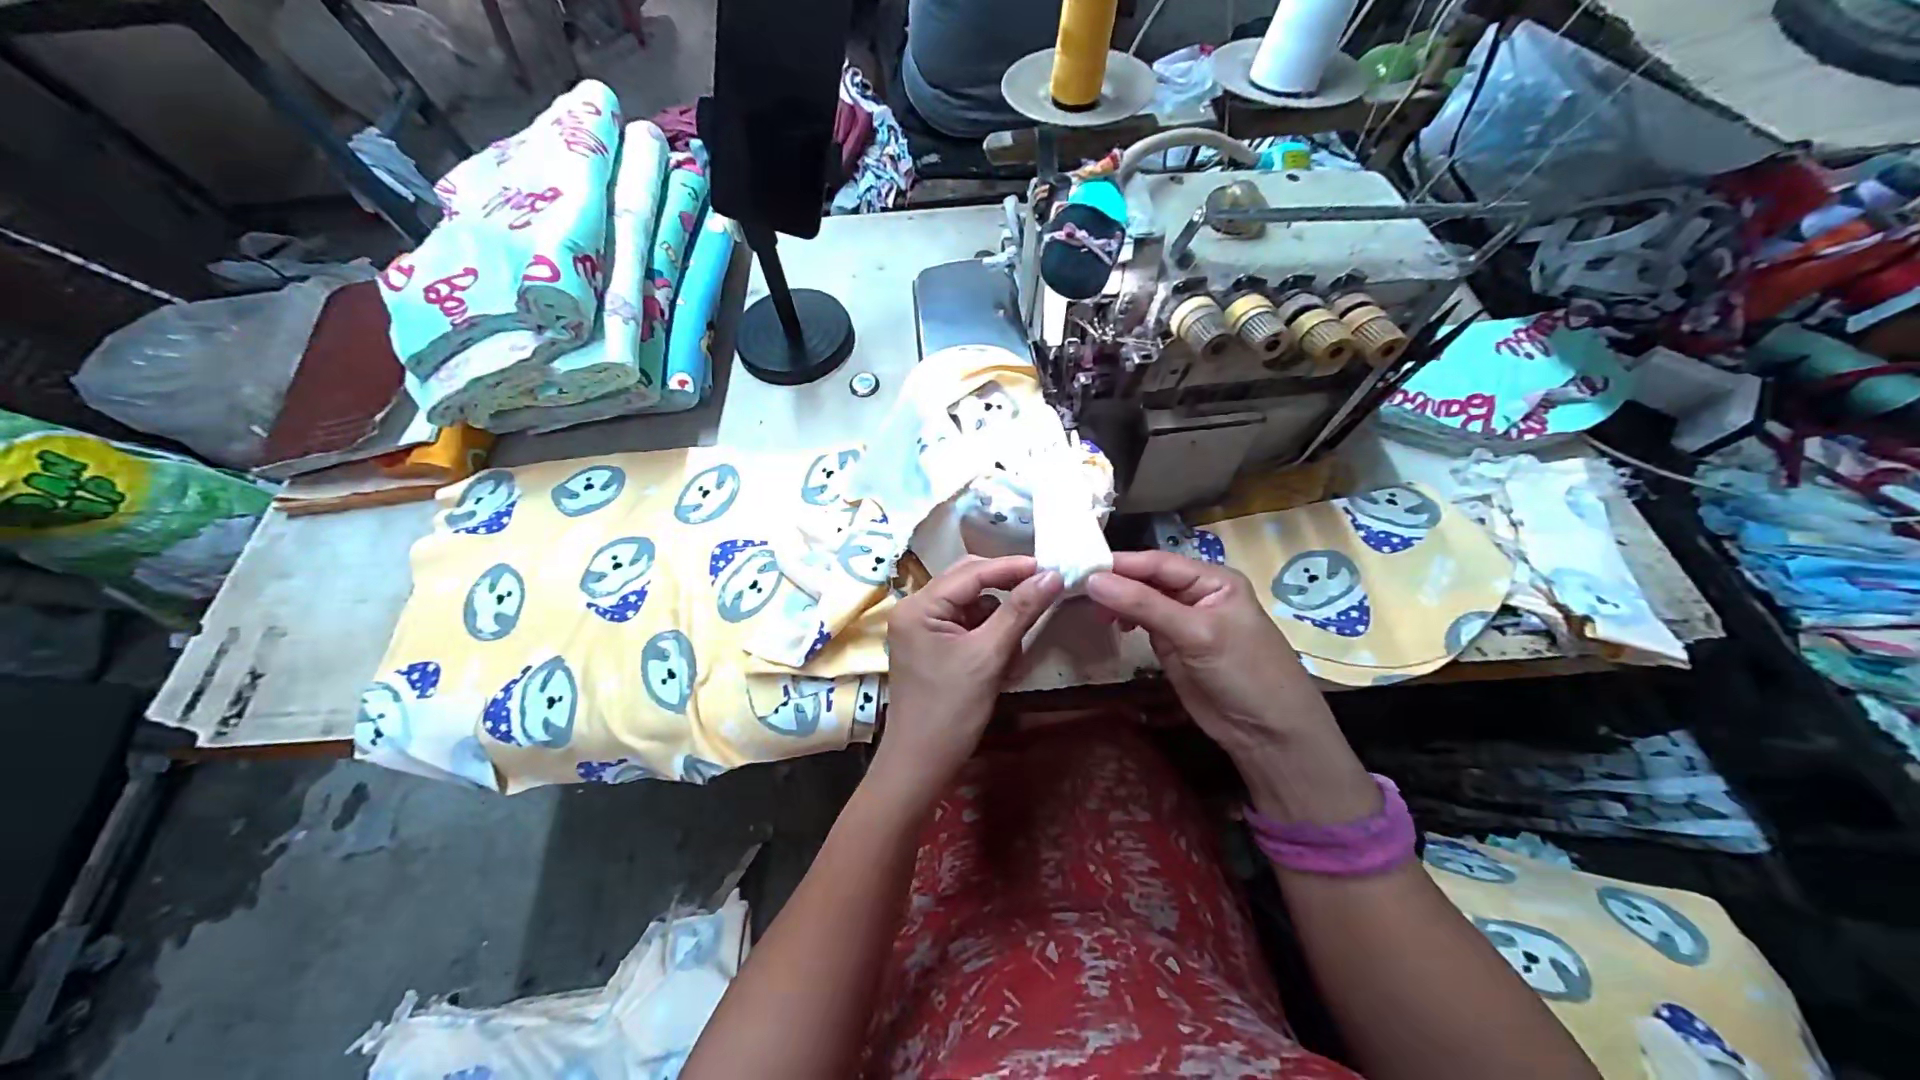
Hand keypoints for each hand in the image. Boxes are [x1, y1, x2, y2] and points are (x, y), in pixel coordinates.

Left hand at [874, 555, 1062, 799]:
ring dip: (1001, 621)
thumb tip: (1053, 575)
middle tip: (1045, 591)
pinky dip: (992, 638)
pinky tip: (1006, 662)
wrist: (922, 763)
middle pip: (970, 583)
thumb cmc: (951, 710)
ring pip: (974, 606)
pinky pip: (969, 627)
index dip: (1013, 567)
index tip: (1051, 567)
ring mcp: (924, 628)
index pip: (972, 572)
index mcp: (919, 606)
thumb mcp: (989, 656)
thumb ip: (1020, 611)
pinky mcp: (934, 646)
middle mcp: (916, 609)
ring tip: (1017, 650)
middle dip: (1007, 592)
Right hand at [1086, 551, 1376, 823]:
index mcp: (1212, 579)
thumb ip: (1144, 605)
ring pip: (1141, 601)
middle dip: (1114, 582)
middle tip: (1074, 587)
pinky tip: (1109, 624)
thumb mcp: (1196, 633)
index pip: (1158, 562)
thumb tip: (1093, 580)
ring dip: (1115, 601)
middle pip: (1146, 579)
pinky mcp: (1172, 646)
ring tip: (1088, 607)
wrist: (1267, 733)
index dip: (1121, 564)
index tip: (1081, 567)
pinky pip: (1141, 624)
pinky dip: (1123, 620)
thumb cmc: (1243, 673)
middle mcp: (1196, 594)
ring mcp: (1183, 621)